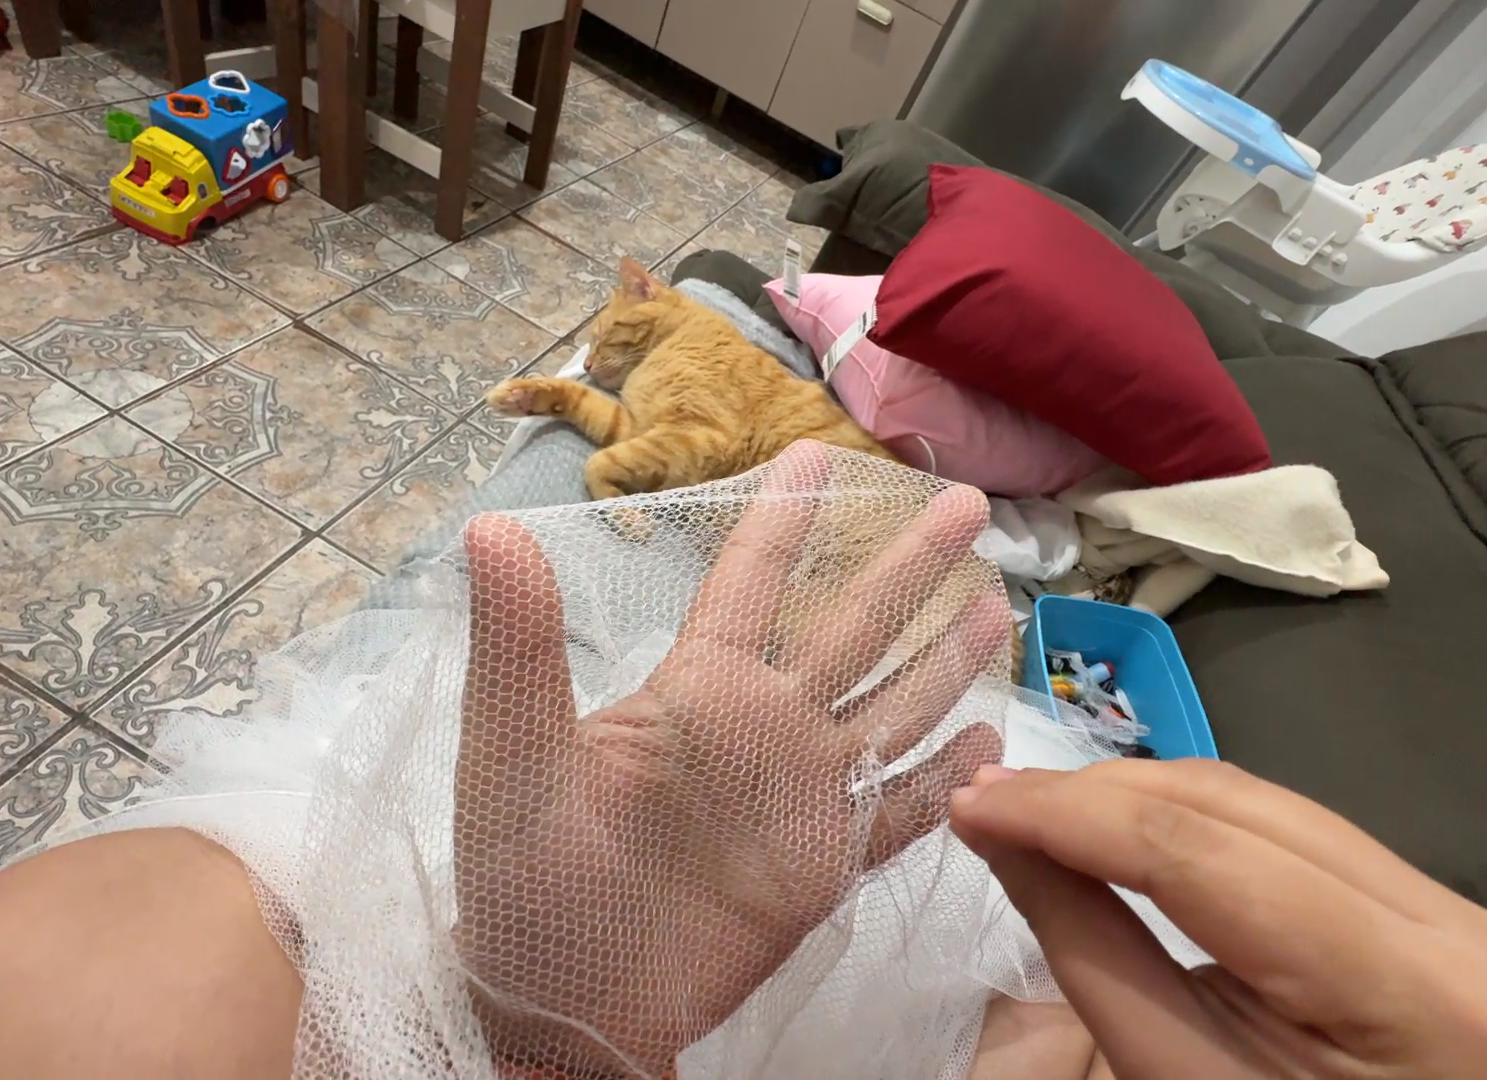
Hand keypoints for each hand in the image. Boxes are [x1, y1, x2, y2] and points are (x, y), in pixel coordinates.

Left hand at [455, 444, 1009, 1077]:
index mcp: (697, 687)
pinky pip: (903, 809)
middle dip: (908, 563)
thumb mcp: (513, 755)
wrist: (569, 1008)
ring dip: (945, 656)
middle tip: (966, 505)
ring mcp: (803, 792)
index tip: (816, 451)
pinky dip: (948, 779)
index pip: (750, 577)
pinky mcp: (829, 863)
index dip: (784, 514)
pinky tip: (990, 741)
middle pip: (853, 624)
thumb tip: (490, 528)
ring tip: (996, 603)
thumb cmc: (529, 883)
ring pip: (893, 704)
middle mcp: (763, 723)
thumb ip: (518, 646)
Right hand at [951, 760, 1486, 1078]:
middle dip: (1087, 795)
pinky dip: (1175, 815)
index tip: (969, 803)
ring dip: (1123, 796)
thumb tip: (988, 823)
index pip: (1200, 855)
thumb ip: (1081, 938)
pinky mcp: (1434, 908)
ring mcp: (1464, 913)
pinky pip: (1274, 825)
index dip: (1066, 816)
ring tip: (1032, 804)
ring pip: (1248, 800)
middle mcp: (1469, 930)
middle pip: (1227, 809)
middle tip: (988, 798)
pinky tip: (1112, 820)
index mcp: (1425, 998)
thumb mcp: (1173, 1077)